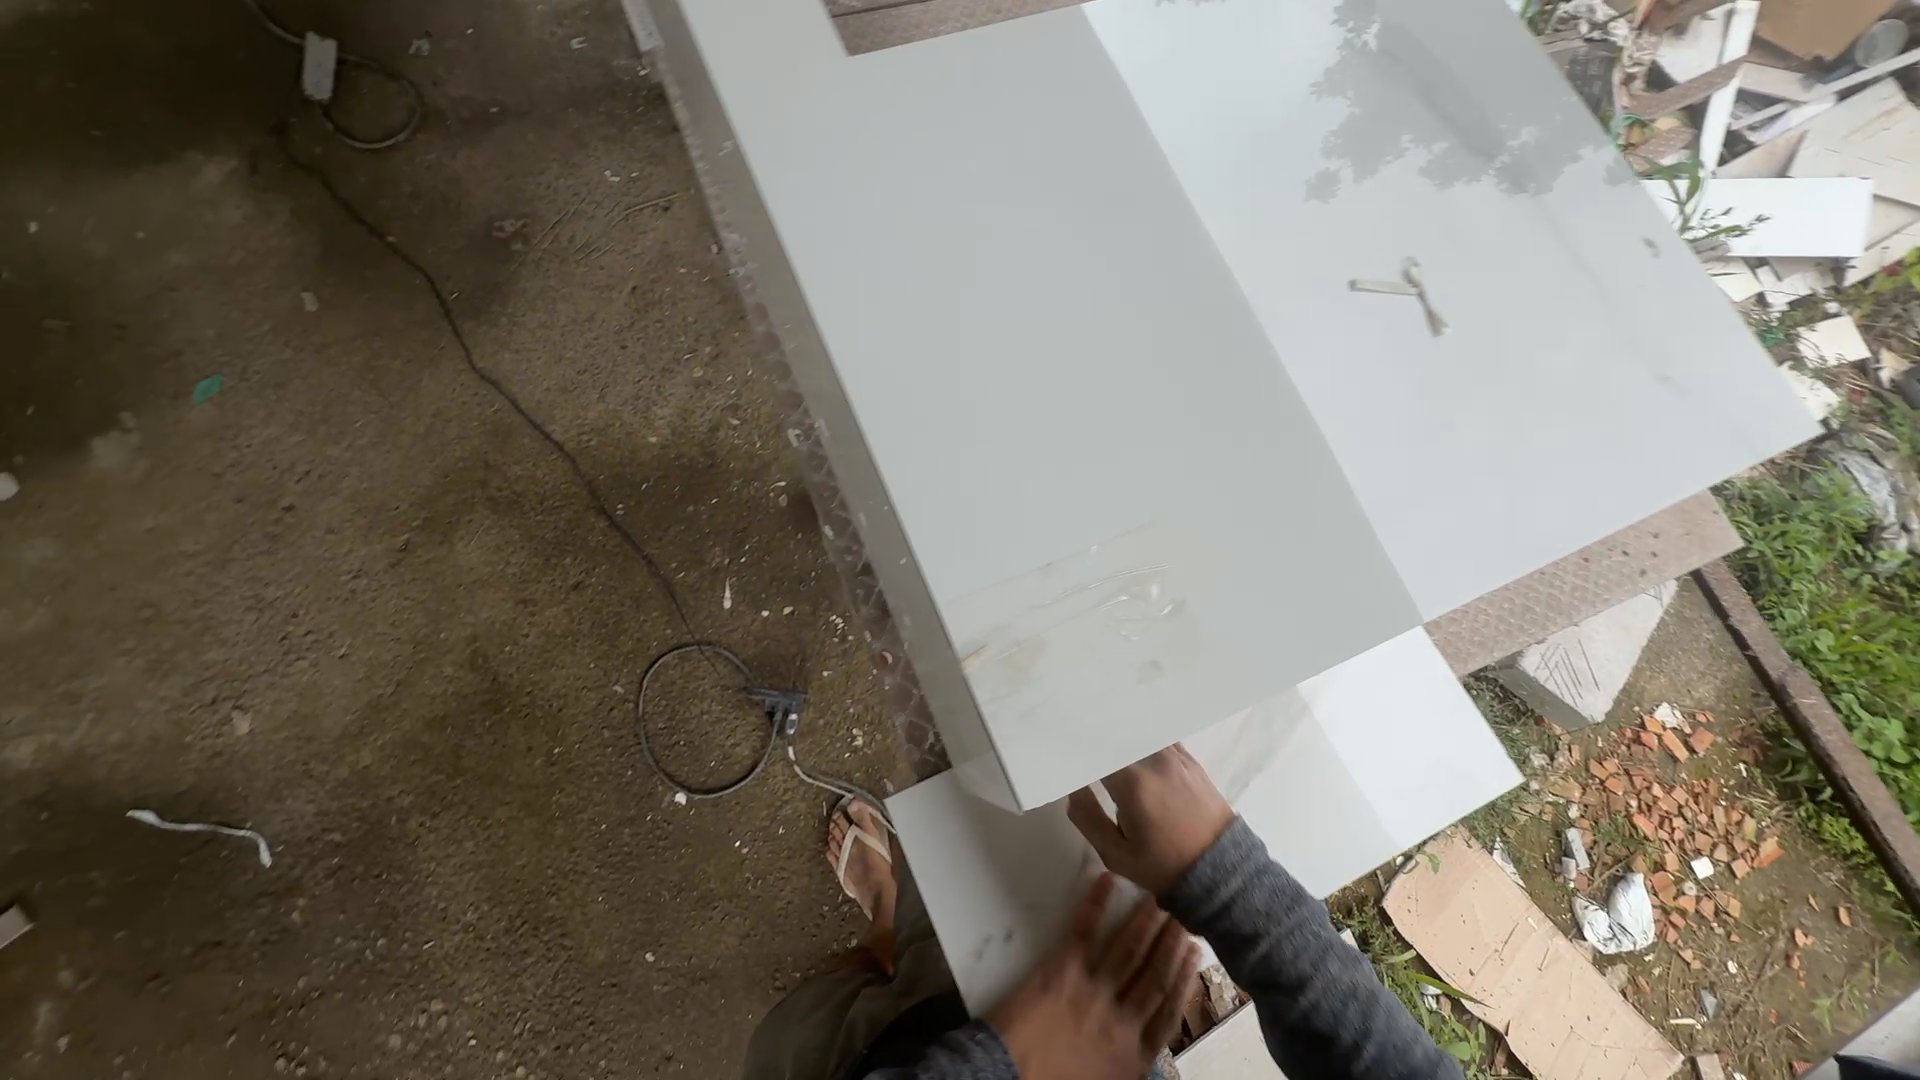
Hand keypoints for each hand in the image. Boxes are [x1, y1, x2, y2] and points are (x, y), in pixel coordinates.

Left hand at [987, 874, 1198, 1079]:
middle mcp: (1121, 1020)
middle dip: (1172, 941)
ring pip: (1129, 950)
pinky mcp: (1064, 970)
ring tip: (1159, 898)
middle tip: (1184, 913)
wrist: (1009, 1075)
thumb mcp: (1110, 1079)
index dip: (1186, 978)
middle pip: (1155, 974)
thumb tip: (1149, 1035)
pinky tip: (1107, 880)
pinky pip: (1085, 931)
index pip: (1169, 1010)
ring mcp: (1094, 992)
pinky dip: (1097, 904)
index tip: (1197, 951)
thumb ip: (1133, 1058)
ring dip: (1146, 921)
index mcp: (1134, 1053)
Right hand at [1067, 744, 1233, 894]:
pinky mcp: (1189, 759)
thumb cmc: (1164, 866)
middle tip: (1075, 738)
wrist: (1220, 870)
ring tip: (1103, 738)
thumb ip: (1087, 818)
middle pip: (1116, 735)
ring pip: (1139, 732)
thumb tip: (1074, 788)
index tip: (1062, 750)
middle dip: (1096, 737)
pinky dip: (1142, 736)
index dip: (1076, 747)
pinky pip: (1158, 737)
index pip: (1095, 750)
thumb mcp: (1117, 855)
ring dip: (1120, 734)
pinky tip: (1132, 741)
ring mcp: (1175, 756)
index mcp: (1134, 783)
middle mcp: (1155, 760)